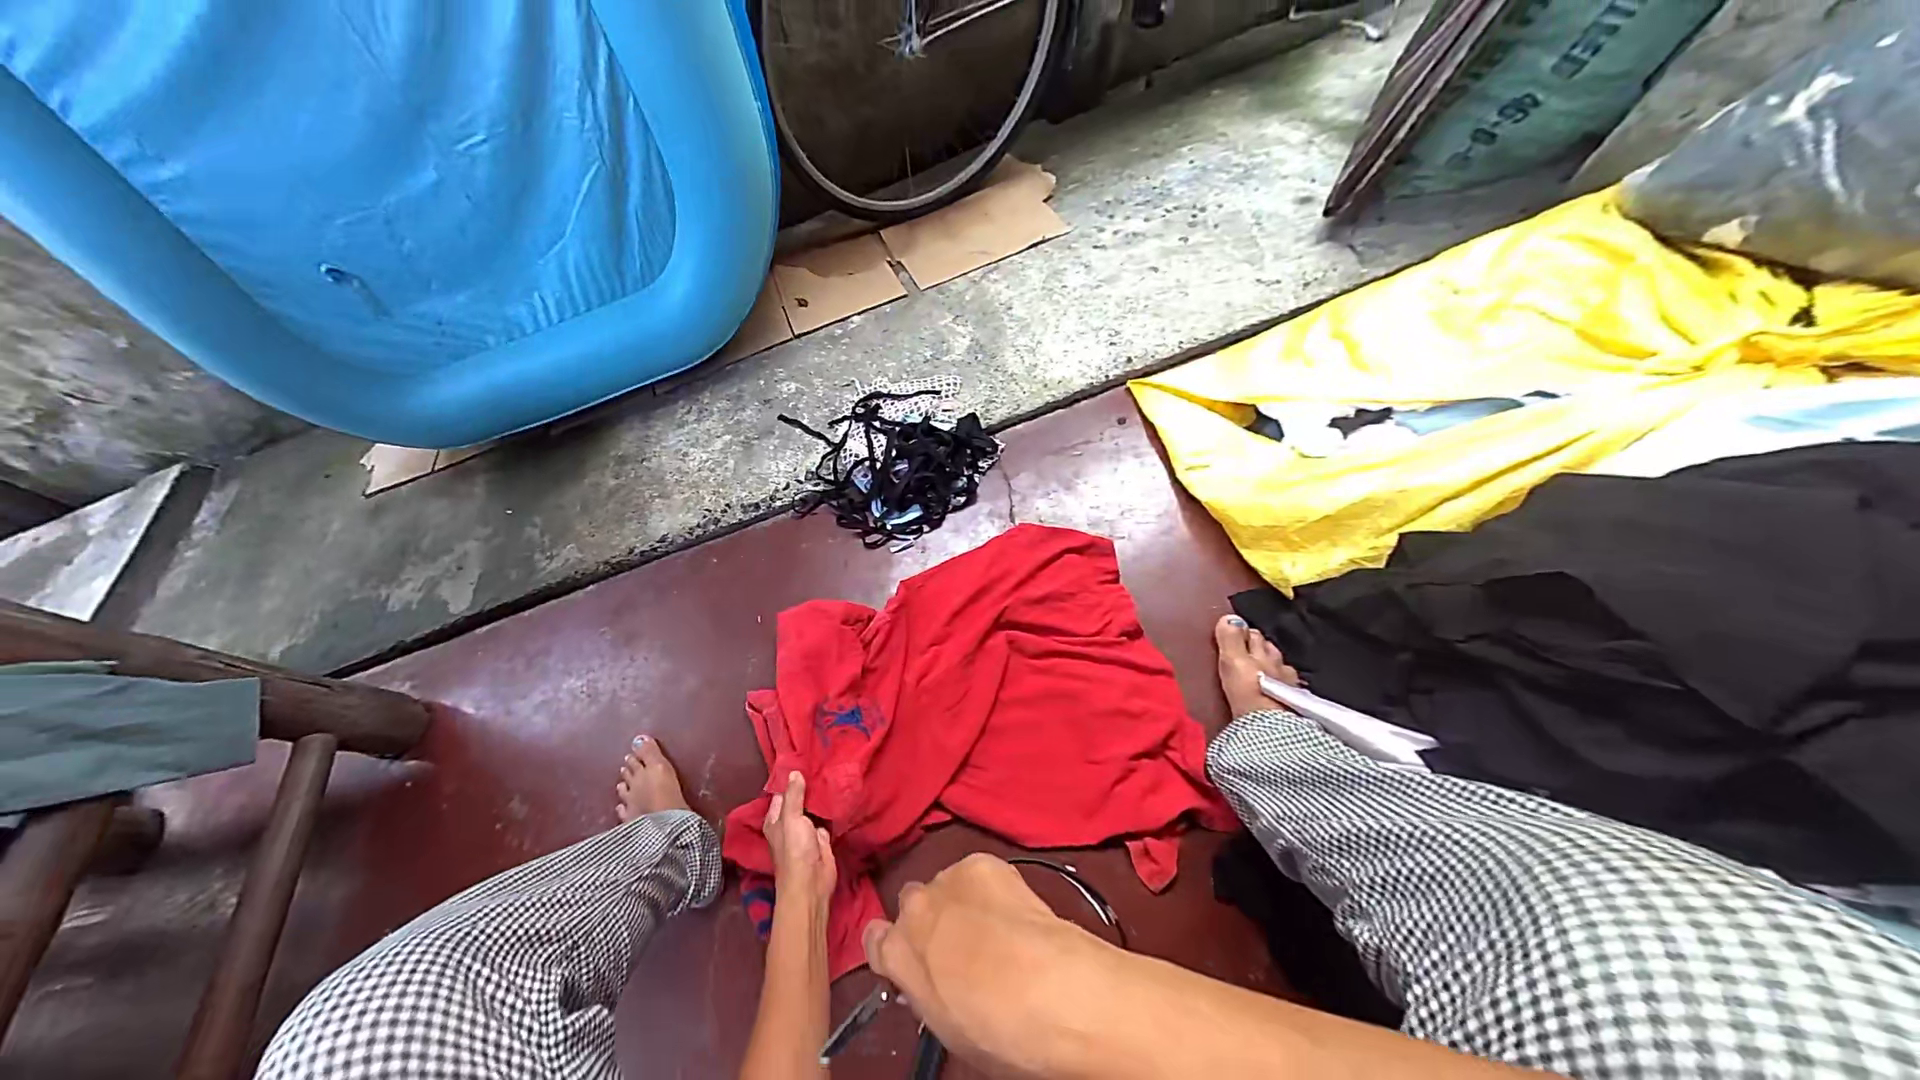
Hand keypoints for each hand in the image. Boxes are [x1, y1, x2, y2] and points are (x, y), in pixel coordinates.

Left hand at [764, 771, 834, 905]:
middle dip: (807, 786)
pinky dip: (831, 810)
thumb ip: (794, 796)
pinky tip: (838, 794)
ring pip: (813, 809)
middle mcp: (789, 823)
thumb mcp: (791, 819)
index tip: (802, 760)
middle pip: (798, 800)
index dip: (789, 779)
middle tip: (821, 764)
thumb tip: (793, 772)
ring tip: (831, 774)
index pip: (781, 794)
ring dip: (820, 797)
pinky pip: (826, 818)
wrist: (812, 883)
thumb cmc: (795, 850)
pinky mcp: (822, 838)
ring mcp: (806, 831)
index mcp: (775, 820)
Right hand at [862, 854, 1106, 1075]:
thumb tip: (931, 979)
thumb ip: (925, 991)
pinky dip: (990, 885)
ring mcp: (948, 880)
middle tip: (962, 945)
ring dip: (961, 900)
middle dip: (931, 919)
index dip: (895, 948)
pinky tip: (1011, 908)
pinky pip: (977, 871)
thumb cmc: (998, 1029)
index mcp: (896, 955)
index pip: (876, 939)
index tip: (914, 957)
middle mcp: (913, 909)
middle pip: (912, 904)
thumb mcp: (947, 1027)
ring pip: (946, 885)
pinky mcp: (983, 862)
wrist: (1049, 989)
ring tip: (995, 926)